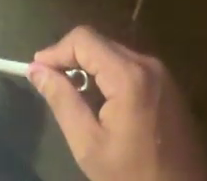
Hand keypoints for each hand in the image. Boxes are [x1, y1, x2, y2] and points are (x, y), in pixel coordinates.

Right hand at [29, 27, 206, 180]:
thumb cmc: (135, 177)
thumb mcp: (90, 145)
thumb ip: (62, 101)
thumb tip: (36, 70)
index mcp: (129, 75)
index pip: (84, 39)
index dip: (56, 50)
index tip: (37, 71)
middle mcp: (148, 64)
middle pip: (100, 43)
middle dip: (71, 58)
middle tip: (51, 84)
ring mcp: (163, 75)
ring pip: (115, 54)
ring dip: (90, 68)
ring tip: (73, 96)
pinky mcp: (169, 88)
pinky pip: (131, 68)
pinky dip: (110, 76)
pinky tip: (101, 104)